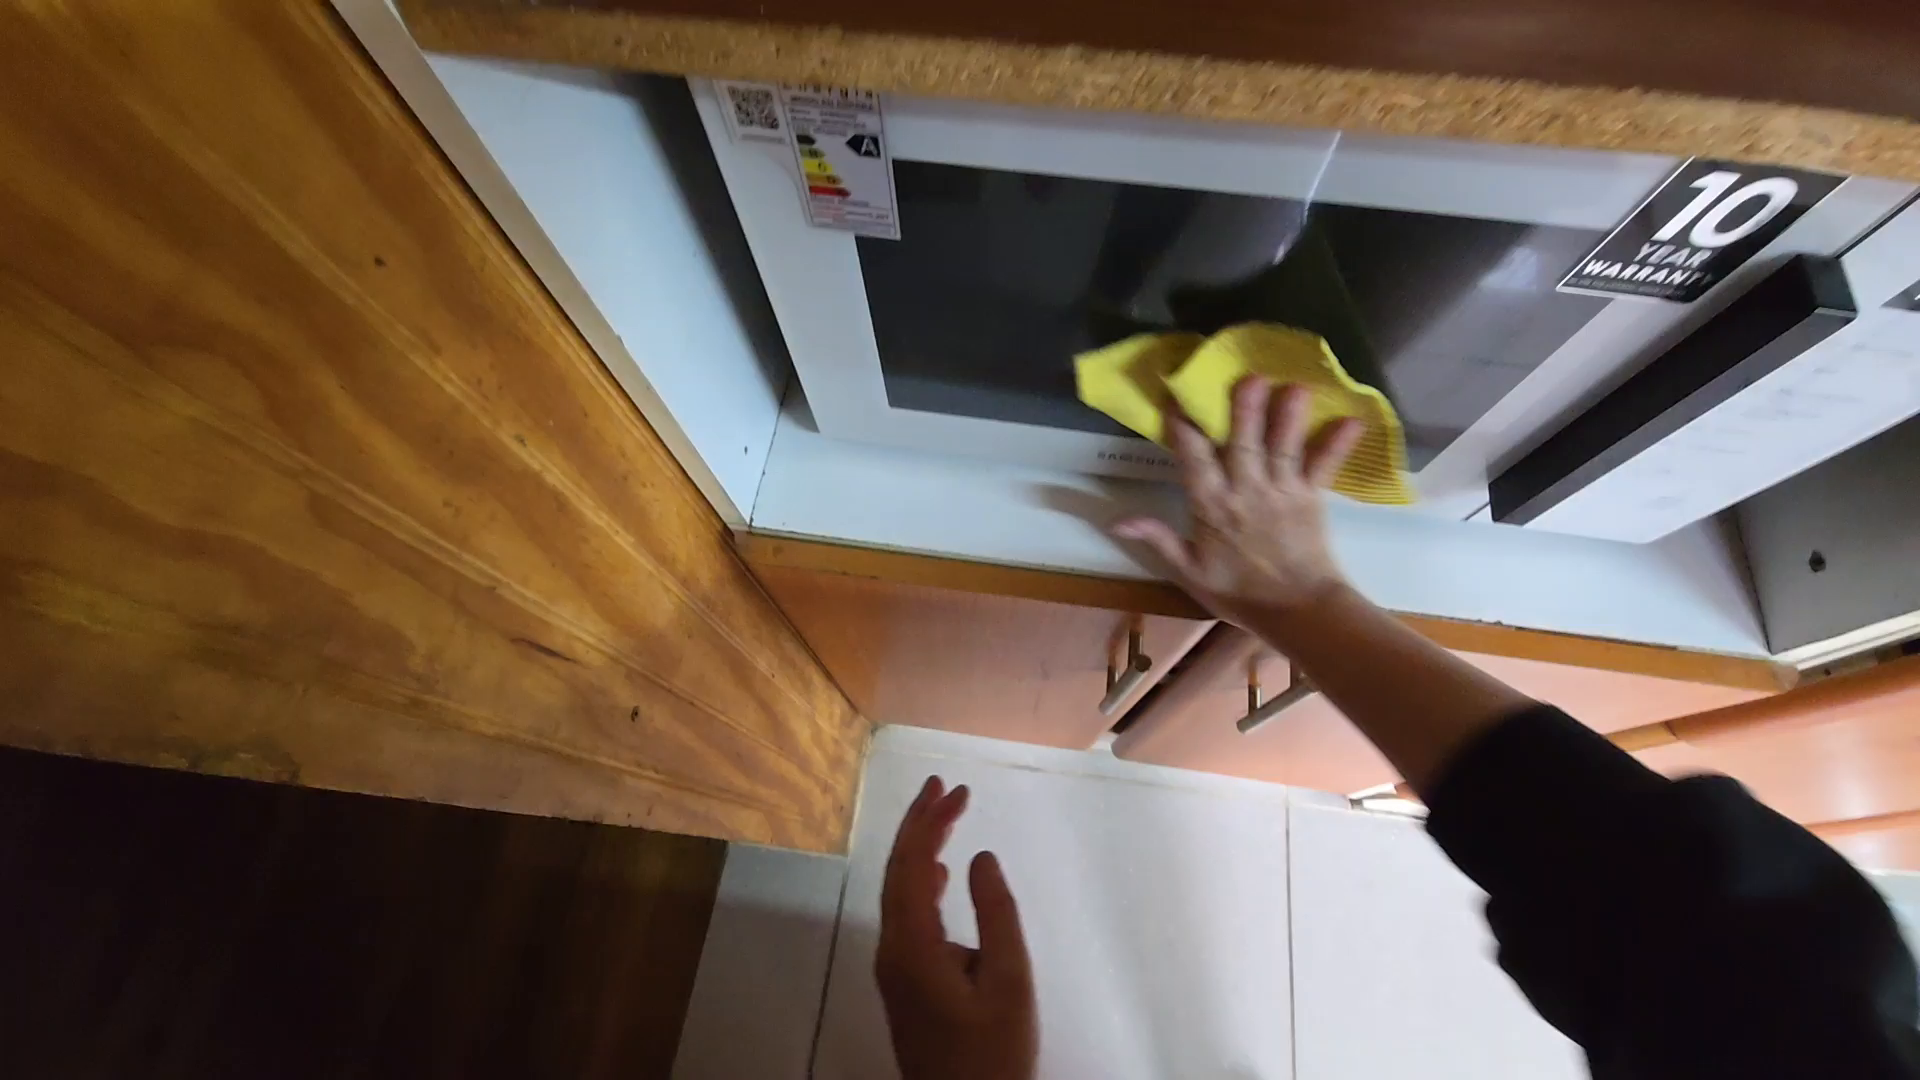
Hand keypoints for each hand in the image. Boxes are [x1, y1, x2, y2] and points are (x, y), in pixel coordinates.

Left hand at [876, 777, 1037, 1079]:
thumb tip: (981, 856)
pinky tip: (937, 873)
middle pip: (898, 870)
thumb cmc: (993, 1051)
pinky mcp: (903, 979)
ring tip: (943, 814)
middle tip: (943, 786)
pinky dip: (920, 880)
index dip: (929, 820)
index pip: (912, 863)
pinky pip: (905, 912)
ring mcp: (894, 966)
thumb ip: (995, 913)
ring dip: (919, 848)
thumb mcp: (1009, 981)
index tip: (956, 789)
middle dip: (919, 823)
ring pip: (899, 889)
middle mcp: (892, 948)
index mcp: (911, 944)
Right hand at [1112, 376, 1362, 628]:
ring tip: (1296, 386)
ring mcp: (1282, 494)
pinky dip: (1337, 446)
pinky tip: (1352, 421)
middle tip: (1248, 376)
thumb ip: (1158, 539)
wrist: (1296, 612)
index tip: (1178, 398)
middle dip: (1244, 410)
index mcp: (1211, 508)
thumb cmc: (1238, 593)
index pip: (1194, 460)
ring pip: (1282, 449)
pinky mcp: (1312, 499)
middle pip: (1242, 445)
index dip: (1185, 428)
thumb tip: (1117, 519)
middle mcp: (1246, 493)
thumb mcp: (1188, 571)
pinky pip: (1324, 468)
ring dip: (1288, 418)